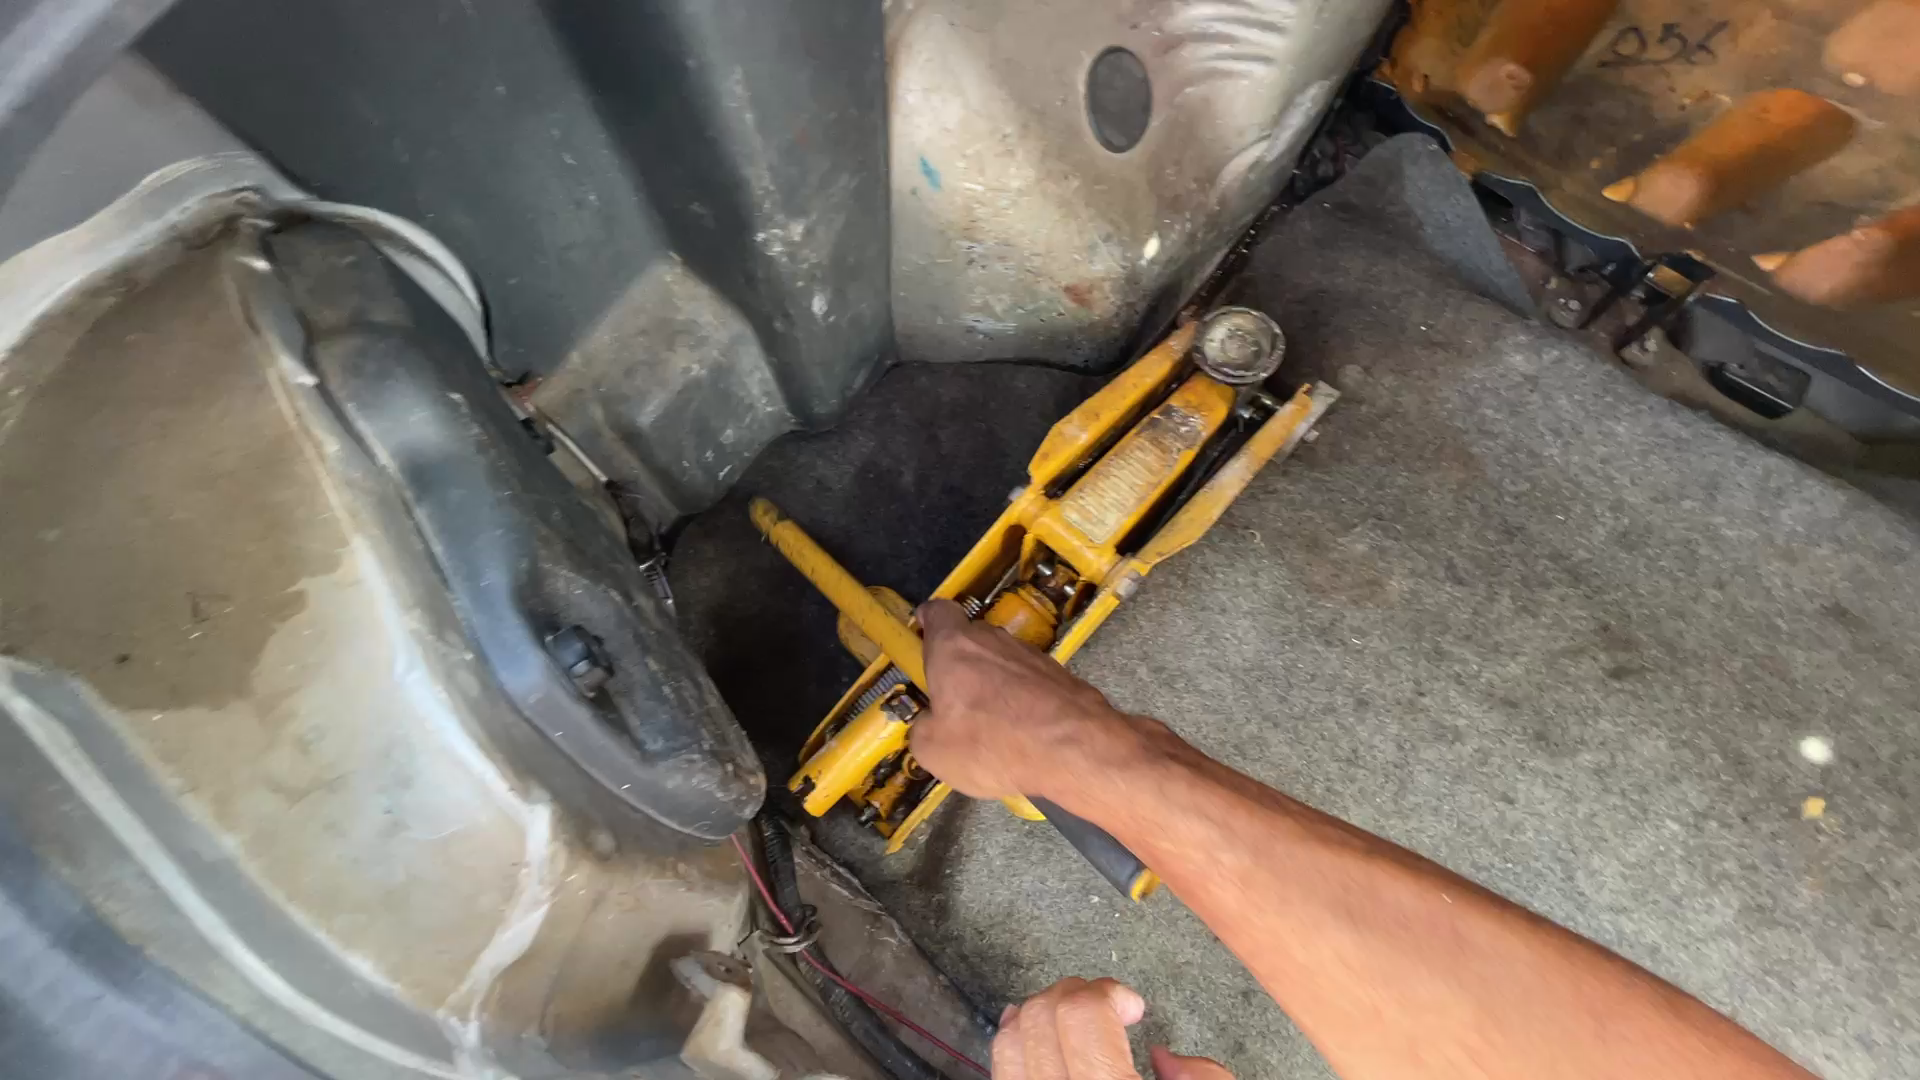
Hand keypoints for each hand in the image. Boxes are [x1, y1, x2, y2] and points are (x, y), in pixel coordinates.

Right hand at [909, 599, 1140, 800]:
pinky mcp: (1057, 673)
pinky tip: (1020, 731)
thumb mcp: (933, 750)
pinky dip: (1020, 699)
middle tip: (950, 697)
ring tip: (988, 724)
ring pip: (1000, 660)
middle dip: (959, 663)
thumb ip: (922, 729)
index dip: (927, 620)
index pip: (937, 611)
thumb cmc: (997, 742)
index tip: (921, 632)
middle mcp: (992, 640)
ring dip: (991, 683)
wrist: (1073, 749)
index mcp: (954, 646)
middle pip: (969, 638)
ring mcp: (1028, 654)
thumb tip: (928, 726)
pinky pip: (1027, 680)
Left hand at [994, 978, 1231, 1079]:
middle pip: (1042, 1016)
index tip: (1129, 1004)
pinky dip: (1014, 1042)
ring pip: (1010, 1041)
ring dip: (1041, 1012)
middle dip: (1076, 994)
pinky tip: (1031, 1033)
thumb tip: (1166, 1058)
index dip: (1107, 993)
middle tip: (1105, 1005)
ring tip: (1071, 1013)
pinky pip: (1002, 1072)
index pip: (1082, 1016)